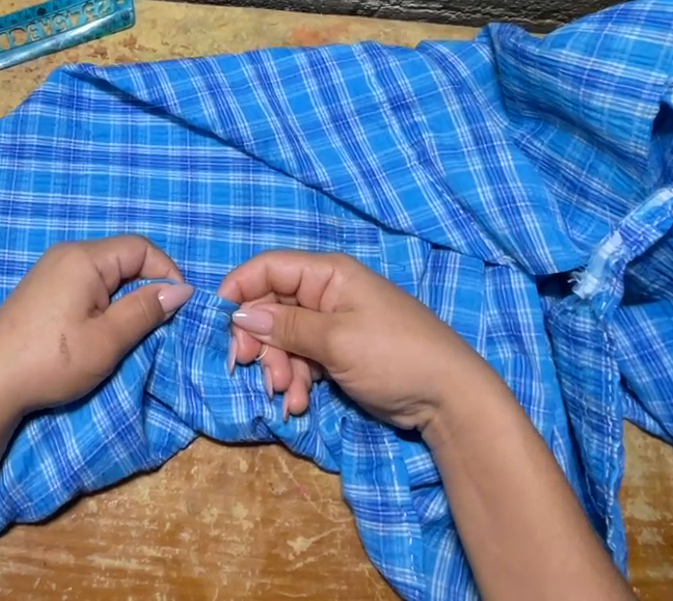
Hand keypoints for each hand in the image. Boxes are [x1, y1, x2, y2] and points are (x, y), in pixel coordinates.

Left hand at [0, 234, 194, 422]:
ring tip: (127, 333)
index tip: (178, 309)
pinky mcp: (40, 289)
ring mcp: (49, 270)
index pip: (141, 247)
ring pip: (104, 273)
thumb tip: (182, 290)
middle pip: (122, 257)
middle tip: (155, 326)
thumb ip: (146, 310)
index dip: (166, 273)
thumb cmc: (51, 362)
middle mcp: (65, 254)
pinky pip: (84, 283)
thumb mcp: (107, 340)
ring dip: (124, 298)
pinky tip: (98, 332)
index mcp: (83, 258)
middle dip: (146, 287)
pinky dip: (102, 302)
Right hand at [218, 250, 496, 429]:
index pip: (266, 268)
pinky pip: (302, 358)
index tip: (220, 325)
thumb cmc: (394, 355)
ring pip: (283, 337)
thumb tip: (239, 315)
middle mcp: (325, 292)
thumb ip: (284, 326)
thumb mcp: (335, 340)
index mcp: (326, 273)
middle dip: (260, 341)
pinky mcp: (338, 352)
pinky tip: (299, 403)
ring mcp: (332, 323)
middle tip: (251, 370)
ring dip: (278, 367)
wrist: (451, 401)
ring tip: (288, 396)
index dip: (238, 291)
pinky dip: (296, 379)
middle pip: (270, 306)